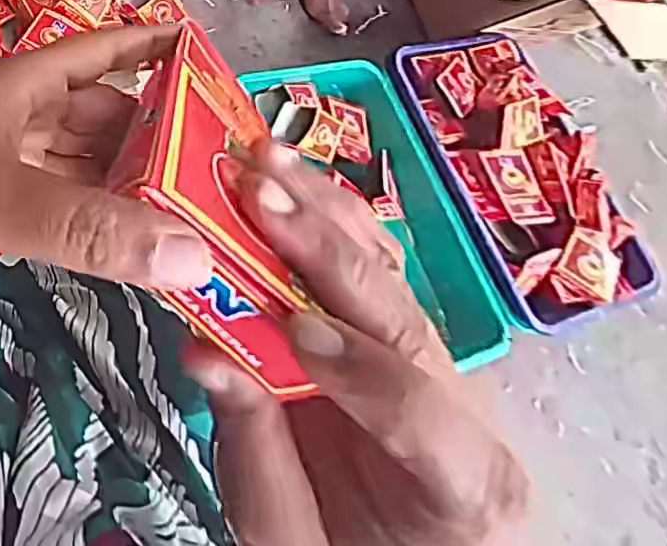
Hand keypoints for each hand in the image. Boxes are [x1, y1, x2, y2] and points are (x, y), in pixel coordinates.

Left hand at [0, 27, 214, 289]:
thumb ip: (85, 228)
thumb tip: (190, 255)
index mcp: (32, 82)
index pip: (108, 49)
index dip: (158, 47)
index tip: (212, 62)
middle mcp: (35, 110)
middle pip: (115, 111)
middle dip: (166, 131)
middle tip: (226, 163)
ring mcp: (25, 153)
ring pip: (99, 157)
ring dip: (142, 177)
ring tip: (203, 203)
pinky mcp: (16, 194)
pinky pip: (78, 195)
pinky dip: (110, 210)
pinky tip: (145, 234)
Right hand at [185, 142, 528, 545]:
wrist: (398, 544)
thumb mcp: (292, 538)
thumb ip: (255, 449)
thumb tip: (205, 350)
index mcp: (461, 479)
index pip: (419, 413)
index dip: (359, 368)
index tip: (293, 331)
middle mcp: (458, 396)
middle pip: (395, 310)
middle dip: (321, 249)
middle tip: (260, 196)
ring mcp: (429, 349)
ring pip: (383, 263)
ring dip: (320, 205)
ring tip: (269, 160)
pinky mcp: (392, 321)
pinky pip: (365, 256)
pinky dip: (324, 211)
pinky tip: (292, 176)